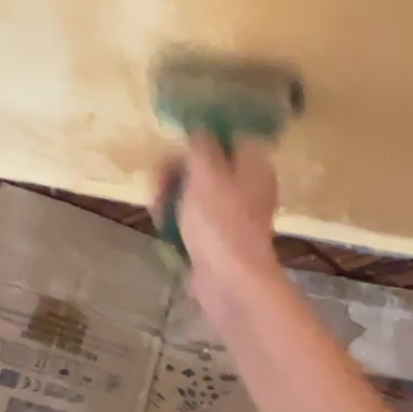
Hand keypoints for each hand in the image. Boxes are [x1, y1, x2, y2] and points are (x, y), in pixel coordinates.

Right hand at [159, 134, 284, 318]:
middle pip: (209, 164)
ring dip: (172, 194)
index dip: (203, 136)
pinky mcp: (219, 237)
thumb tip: (201, 129)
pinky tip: (162, 223)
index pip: (231, 136)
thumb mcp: (206, 173)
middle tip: (159, 181)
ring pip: (197, 191)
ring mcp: (234, 214)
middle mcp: (249, 186)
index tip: (177, 142)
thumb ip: (202, 145)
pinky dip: (178, 217)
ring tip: (157, 207)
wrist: (230, 282)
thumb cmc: (220, 222)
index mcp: (255, 165)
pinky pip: (195, 217)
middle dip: (178, 170)